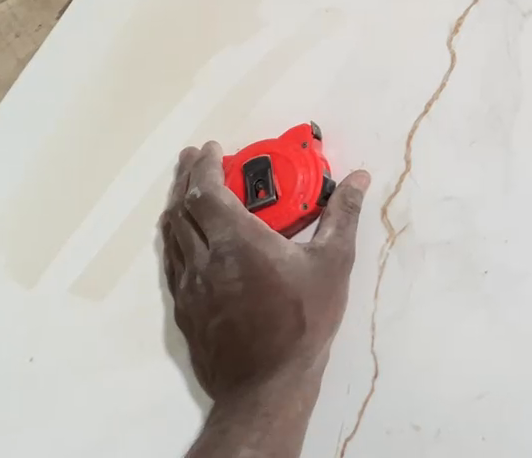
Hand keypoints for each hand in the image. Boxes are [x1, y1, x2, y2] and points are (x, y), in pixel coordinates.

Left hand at [160, 142, 370, 400]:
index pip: (206, 194)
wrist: (267, 383)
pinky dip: (178, 237)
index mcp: (238, 242)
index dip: (205, 167)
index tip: (212, 148)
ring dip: (178, 206)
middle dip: (186, 179)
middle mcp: (205, 260)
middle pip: (181, 210)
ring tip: (189, 191)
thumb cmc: (304, 318)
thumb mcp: (334, 261)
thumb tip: (360, 177)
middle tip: (196, 157)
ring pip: (172, 236)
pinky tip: (192, 239)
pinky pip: (173, 261)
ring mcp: (190, 287)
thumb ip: (343, 214)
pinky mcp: (185, 310)